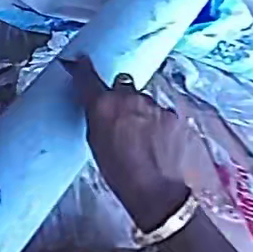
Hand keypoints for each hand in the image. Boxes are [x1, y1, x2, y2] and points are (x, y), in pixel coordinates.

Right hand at [64, 56, 198, 229]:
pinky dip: (156, 121)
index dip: (82, 67)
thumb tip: (97, 103)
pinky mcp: (172, 114)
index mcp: (103, 104)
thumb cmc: (118, 171)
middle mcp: (129, 97)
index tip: (80, 61)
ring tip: (140, 135)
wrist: (155, 190)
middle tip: (119, 116)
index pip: (88, 76)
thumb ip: (96, 115)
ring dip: (140, 110)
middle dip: (120, 95)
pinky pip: (160, 111)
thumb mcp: (95, 142)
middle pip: (121, 84)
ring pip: (143, 99)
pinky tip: (156, 140)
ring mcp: (153, 104)